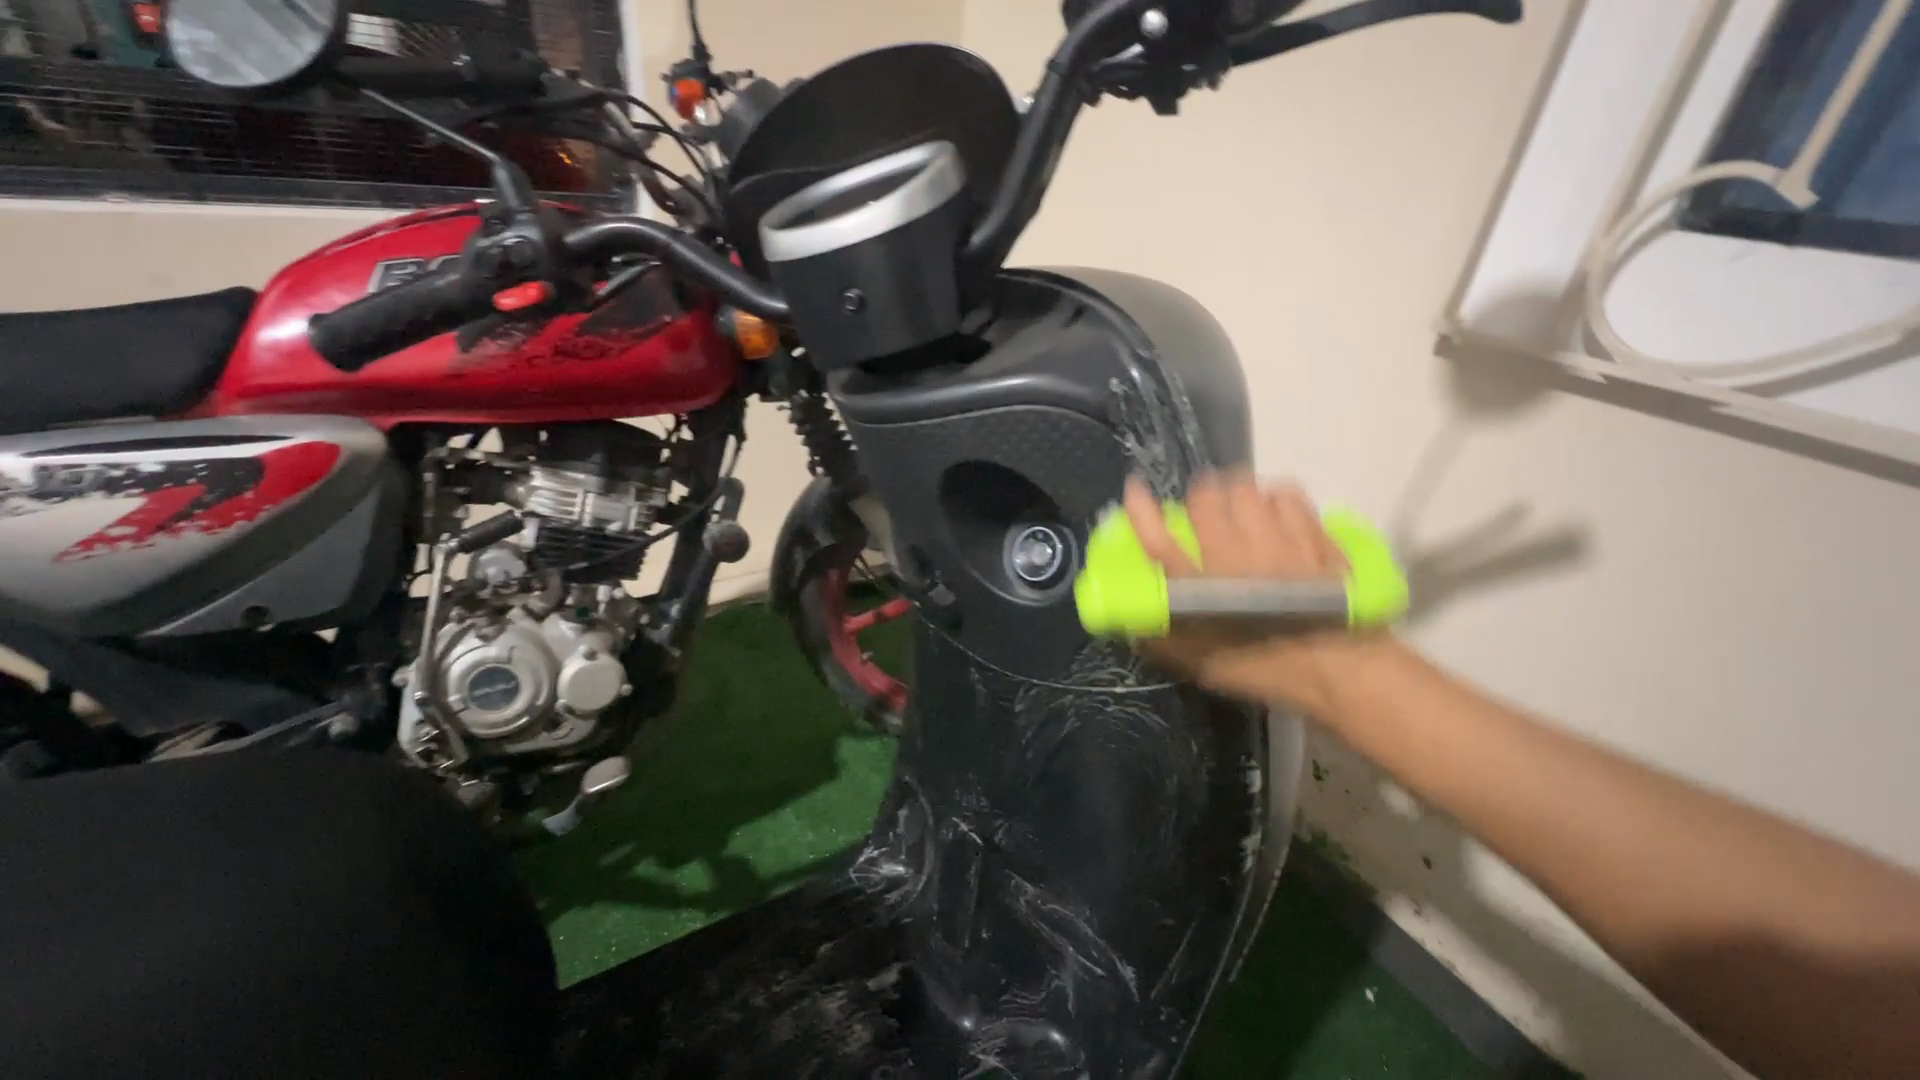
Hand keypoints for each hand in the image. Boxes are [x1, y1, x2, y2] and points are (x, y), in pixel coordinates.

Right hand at [1122, 470, 1397, 715]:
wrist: (1341, 667)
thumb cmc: (1267, 669)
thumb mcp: (1205, 667)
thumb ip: (1166, 643)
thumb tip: (1135, 629)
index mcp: (1201, 588)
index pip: (1158, 540)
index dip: (1141, 512)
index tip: (1134, 489)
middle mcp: (1234, 553)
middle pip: (1207, 496)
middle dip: (1200, 496)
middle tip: (1203, 511)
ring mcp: (1277, 537)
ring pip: (1247, 488)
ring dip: (1238, 493)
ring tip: (1242, 508)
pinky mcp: (1312, 534)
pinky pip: (1287, 495)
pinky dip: (1276, 497)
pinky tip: (1277, 512)